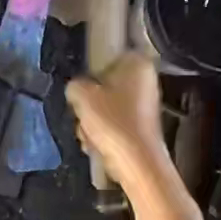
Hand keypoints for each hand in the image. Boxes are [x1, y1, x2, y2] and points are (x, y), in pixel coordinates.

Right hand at [66, 52, 170, 188]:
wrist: (137, 164)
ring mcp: (145, 105)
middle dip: (88, 102)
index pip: (108, 55)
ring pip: (105, 106)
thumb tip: (77, 89)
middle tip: (82, 113)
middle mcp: (146, 80)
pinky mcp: (141, 127)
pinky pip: (112, 123)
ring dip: (91, 121)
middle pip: (103, 84)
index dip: (91, 70)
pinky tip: (97, 145)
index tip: (81, 86)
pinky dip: (102, 134)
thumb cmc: (112, 122)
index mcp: (137, 64)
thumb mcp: (82, 96)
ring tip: (88, 134)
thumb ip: (74, 85)